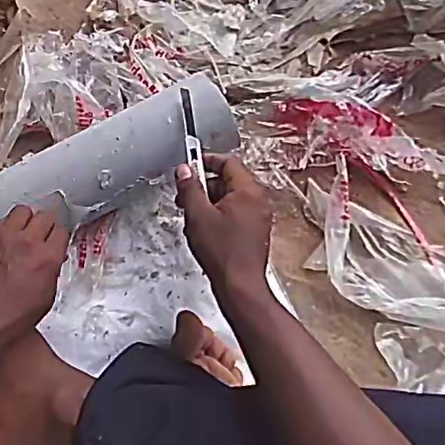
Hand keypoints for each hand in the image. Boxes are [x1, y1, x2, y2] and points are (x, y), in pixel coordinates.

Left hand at [0, 204, 67, 348]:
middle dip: (44, 224)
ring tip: (20, 232)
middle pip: (43, 216)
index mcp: (46, 257)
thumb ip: (50, 270)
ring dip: (23, 221)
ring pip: (20, 212)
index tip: (55, 239)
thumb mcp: (46, 296)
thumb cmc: (10, 318)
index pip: (61, 230)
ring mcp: (1, 237)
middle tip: (41, 234)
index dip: (58, 236)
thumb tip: (50, 260)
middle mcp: (25, 242)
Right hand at [175, 155, 273, 302]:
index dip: (207, 160)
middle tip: (186, 194)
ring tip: (192, 214)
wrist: (239, 284)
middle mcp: (258, 202)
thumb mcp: (198, 215)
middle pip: (230, 180)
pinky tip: (204, 227)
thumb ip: (190, 189)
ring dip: (210, 200)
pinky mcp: (254, 231)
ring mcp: (259, 217)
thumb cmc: (223, 253)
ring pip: (231, 198)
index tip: (192, 163)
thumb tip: (185, 170)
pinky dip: (219, 213)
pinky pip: (236, 213)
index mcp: (248, 192)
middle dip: (205, 184)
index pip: (229, 163)